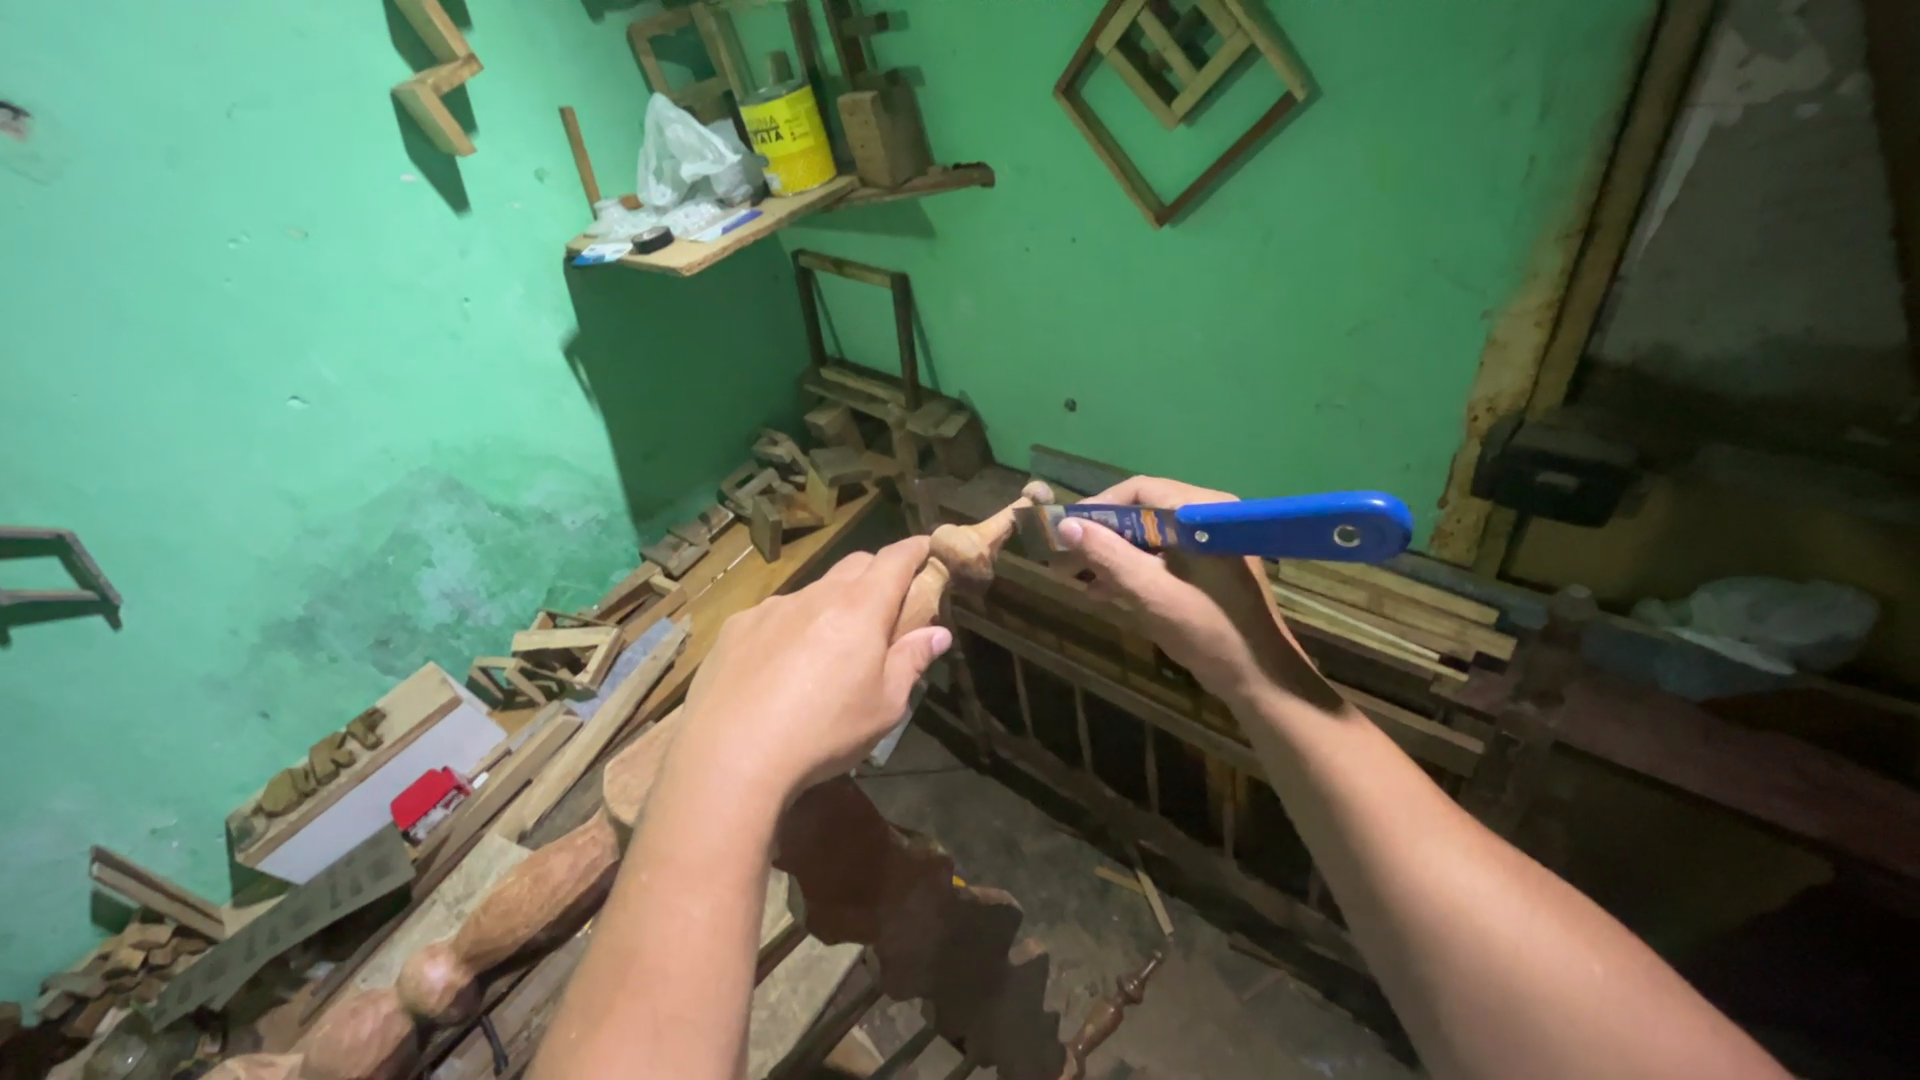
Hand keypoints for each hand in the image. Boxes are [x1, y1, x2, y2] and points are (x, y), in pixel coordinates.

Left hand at [672, 536, 953, 799]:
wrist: (730, 757)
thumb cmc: (823, 733)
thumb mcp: (885, 707)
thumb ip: (912, 662)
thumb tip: (938, 633)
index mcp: (859, 609)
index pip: (895, 560)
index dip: (916, 549)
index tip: (928, 547)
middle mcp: (815, 596)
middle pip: (855, 566)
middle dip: (877, 574)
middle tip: (887, 606)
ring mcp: (770, 609)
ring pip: (812, 592)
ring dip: (830, 605)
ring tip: (828, 649)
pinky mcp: (736, 628)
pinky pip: (773, 616)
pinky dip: (789, 628)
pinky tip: (778, 669)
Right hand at [1057, 476, 1333, 710]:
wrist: (1262, 679)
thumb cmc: (1209, 633)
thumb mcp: (1151, 594)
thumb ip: (1109, 556)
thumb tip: (1066, 526)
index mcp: (1202, 512)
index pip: (1139, 491)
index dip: (1097, 508)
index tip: (1063, 530)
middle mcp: (1208, 517)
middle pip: (1142, 512)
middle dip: (1101, 535)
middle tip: (1063, 557)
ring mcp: (1210, 542)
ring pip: (1149, 535)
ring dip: (1113, 554)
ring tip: (1076, 577)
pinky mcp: (1209, 567)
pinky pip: (1161, 556)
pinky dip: (1133, 569)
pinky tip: (1105, 591)